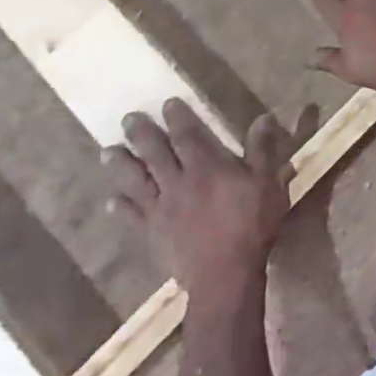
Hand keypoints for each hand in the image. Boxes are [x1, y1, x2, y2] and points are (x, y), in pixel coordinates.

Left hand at [103, 99, 291, 295]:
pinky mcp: (154, 233)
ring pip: (136, 182)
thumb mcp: (268, 182)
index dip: (178, 118)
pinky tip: (110, 201)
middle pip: (155, 154)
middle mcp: (178, 183)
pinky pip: (133, 215)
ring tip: (107, 152)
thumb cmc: (252, 222)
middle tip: (127, 119)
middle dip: (142, 135)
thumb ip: (263, 150)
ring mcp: (162, 209)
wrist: (224, 273)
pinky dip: (120, 206)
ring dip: (121, 166)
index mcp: (207, 168)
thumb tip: (263, 118)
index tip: (168, 103)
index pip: (188, 136)